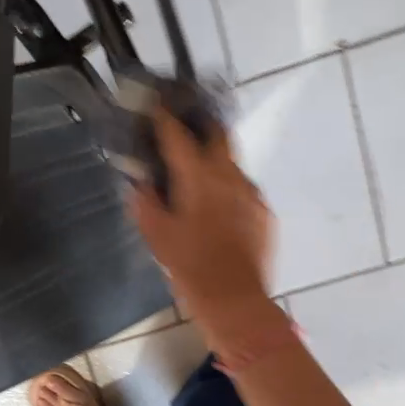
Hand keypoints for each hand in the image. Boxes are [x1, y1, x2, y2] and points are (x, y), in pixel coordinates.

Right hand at [127, 108, 281, 349]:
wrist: (235, 300)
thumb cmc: (190, 267)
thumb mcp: (156, 236)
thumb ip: (145, 202)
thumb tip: (140, 183)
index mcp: (198, 176)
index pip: (177, 134)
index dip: (164, 116)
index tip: (156, 105)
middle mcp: (229, 175)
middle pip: (218, 134)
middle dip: (201, 126)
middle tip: (185, 129)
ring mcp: (252, 193)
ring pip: (232, 166)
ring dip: (215, 165)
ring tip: (199, 183)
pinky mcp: (264, 214)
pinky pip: (243, 193)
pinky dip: (228, 194)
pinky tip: (218, 215)